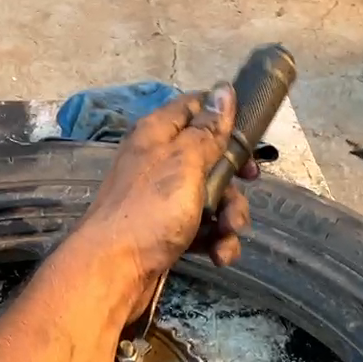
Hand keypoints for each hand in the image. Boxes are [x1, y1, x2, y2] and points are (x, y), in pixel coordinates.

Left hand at [72, 86, 255, 320]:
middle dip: (234, 177)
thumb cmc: (151, 210)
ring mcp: (161, 199)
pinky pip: (202, 229)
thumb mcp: (185, 163)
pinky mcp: (167, 232)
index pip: (193, 107)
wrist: (113, 271)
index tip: (249, 132)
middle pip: (210, 156)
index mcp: (157, 134)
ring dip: (229, 216)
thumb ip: (207, 130)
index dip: (223, 115)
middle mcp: (158, 162)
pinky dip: (215, 240)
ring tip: (228, 233)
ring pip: (211, 197)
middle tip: (250, 182)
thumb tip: (223, 90)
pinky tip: (218, 255)